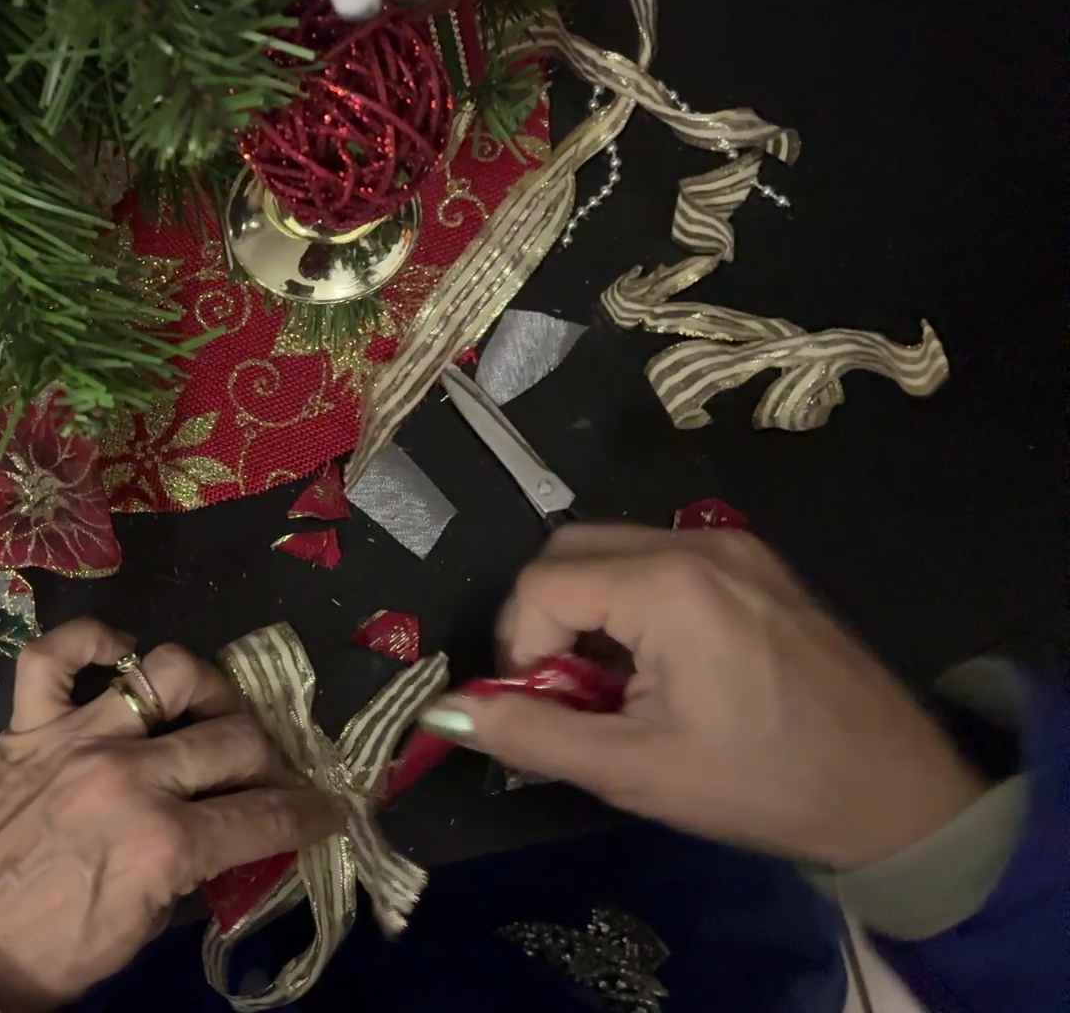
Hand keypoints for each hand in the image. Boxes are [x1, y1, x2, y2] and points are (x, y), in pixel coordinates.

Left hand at [0, 619, 340, 1011]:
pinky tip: (120, 657)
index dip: (309, 814)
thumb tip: (242, 832)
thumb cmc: (50, 954)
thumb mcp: (144, 931)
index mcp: (161, 844)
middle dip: (270, 759)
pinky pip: (55, 652)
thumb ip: (199, 872)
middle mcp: (126, 775)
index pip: (264, 816)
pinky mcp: (29, 721)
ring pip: (166, 671)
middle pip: (234, 738)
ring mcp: (75, 737)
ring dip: (206, 688)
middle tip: (267, 775)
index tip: (329, 809)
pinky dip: (92, 640)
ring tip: (207, 713)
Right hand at [426, 524, 983, 869]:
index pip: (539, 586)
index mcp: (668, 587)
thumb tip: (439, 711)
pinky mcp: (749, 560)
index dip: (521, 645)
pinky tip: (650, 654)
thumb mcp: (631, 771)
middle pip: (564, 553)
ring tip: (608, 673)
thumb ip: (525, 733)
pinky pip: (648, 556)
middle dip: (542, 616)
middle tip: (565, 681)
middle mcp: (695, 545)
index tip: (546, 701)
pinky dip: (621, 597)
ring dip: (579, 605)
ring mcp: (728, 546)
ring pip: (602, 548)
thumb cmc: (762, 785)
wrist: (909, 802)